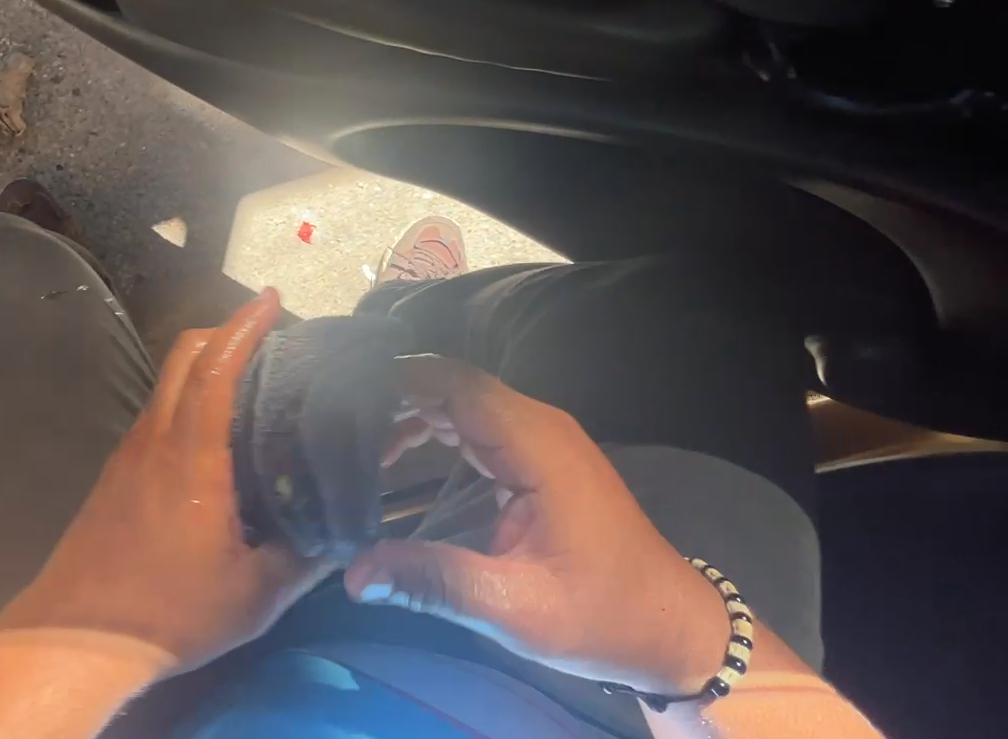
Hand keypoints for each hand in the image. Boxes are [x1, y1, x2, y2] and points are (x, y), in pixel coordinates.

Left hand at [0, 289, 332, 674]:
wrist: (79, 634)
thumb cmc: (168, 611)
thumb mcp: (253, 596)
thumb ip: (303, 558)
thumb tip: (342, 533)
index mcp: (192, 455)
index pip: (216, 368)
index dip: (244, 326)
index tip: (271, 299)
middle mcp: (156, 437)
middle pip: (184, 356)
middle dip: (224, 330)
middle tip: (268, 334)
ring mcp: (132, 449)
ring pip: (169, 380)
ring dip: (206, 362)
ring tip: (252, 378)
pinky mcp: (120, 468)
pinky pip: (159, 410)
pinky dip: (189, 394)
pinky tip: (215, 428)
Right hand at [344, 356, 732, 694]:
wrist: (674, 630)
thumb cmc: (604, 616)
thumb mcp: (517, 609)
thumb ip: (435, 582)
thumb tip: (356, 576)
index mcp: (535, 443)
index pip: (455, 381)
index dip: (398, 378)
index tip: (343, 394)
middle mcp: (535, 425)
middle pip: (450, 381)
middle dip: (390, 391)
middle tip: (333, 414)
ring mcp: (535, 436)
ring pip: (456, 396)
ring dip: (405, 407)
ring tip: (353, 433)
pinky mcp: (530, 453)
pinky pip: (469, 419)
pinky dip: (428, 425)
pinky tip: (393, 450)